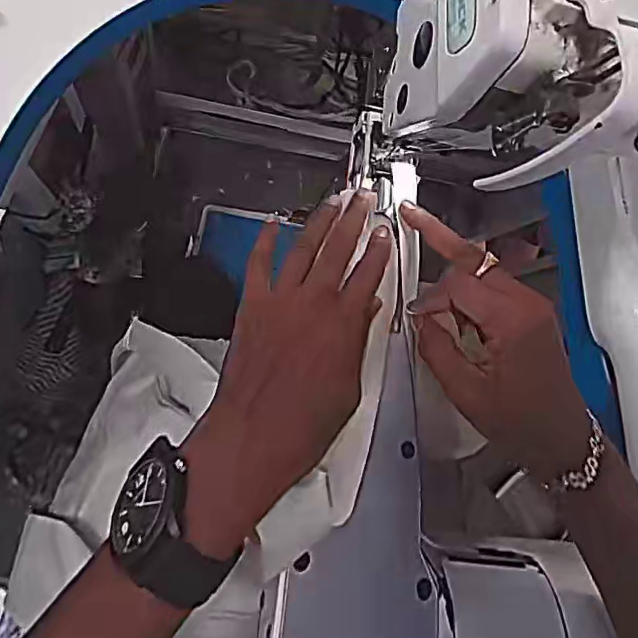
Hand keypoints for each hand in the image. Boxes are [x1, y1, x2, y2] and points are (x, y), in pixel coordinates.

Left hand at [181, 191, 392, 558]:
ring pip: (305, 247)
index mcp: (343, 323)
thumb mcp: (349, 386)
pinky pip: (259, 264)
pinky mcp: (253, 307)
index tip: (386, 232)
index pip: (369, 272)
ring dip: (321, 220)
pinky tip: (272, 223)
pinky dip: (265, 240)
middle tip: (364, 199)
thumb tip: (368, 313)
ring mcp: (281, 301)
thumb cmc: (301, 424)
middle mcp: (313, 304)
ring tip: (333, 201)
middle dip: (356, 218)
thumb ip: (360, 341)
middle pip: (340, 247)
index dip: (381, 248)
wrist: (252, 438)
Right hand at [401, 202, 595, 483]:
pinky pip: (497, 286)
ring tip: (439, 306)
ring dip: (459, 282)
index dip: (431, 296)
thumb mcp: (466, 393)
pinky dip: (474, 293)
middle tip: (417, 229)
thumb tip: (420, 320)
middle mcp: (528, 303)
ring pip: (486, 270)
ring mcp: (535, 304)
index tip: (417, 315)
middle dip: (445, 261)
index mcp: (512, 320)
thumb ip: (437, 349)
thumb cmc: (523, 423)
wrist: (562, 438)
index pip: (460, 284)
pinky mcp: (534, 311)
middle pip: (476, 264)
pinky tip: (462, 317)